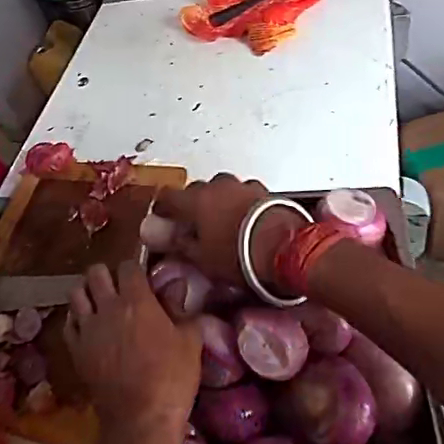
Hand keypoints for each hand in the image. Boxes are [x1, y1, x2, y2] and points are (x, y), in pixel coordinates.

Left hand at [67, 261, 200, 443]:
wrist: (141, 417)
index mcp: (137, 300)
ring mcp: (87, 328)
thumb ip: (182, 309)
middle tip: (118, 287)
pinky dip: (77, 319)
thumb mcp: (190, 341)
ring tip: (99, 303)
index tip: (142, 278)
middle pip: (95, 273)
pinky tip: (88, 327)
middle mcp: (107, 307)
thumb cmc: (172, 377)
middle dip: (106, 274)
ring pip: (76, 293)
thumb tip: (177, 286)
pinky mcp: (75, 350)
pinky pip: (68, 323)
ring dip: (87, 293)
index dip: (135, 268)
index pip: (128, 266)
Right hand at [152, 174, 305, 291]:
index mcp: (195, 200)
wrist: (284, 248)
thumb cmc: (239, 255)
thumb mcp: (200, 257)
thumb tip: (158, 235)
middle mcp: (217, 186)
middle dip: (192, 205)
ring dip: (219, 202)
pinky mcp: (264, 192)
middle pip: (196, 190)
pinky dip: (240, 205)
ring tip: (221, 224)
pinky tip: (244, 222)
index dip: (162, 208)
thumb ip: (177, 242)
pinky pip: (244, 195)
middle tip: (193, 226)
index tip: (162, 217)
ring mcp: (242, 187)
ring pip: (222, 190)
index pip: (167, 197)